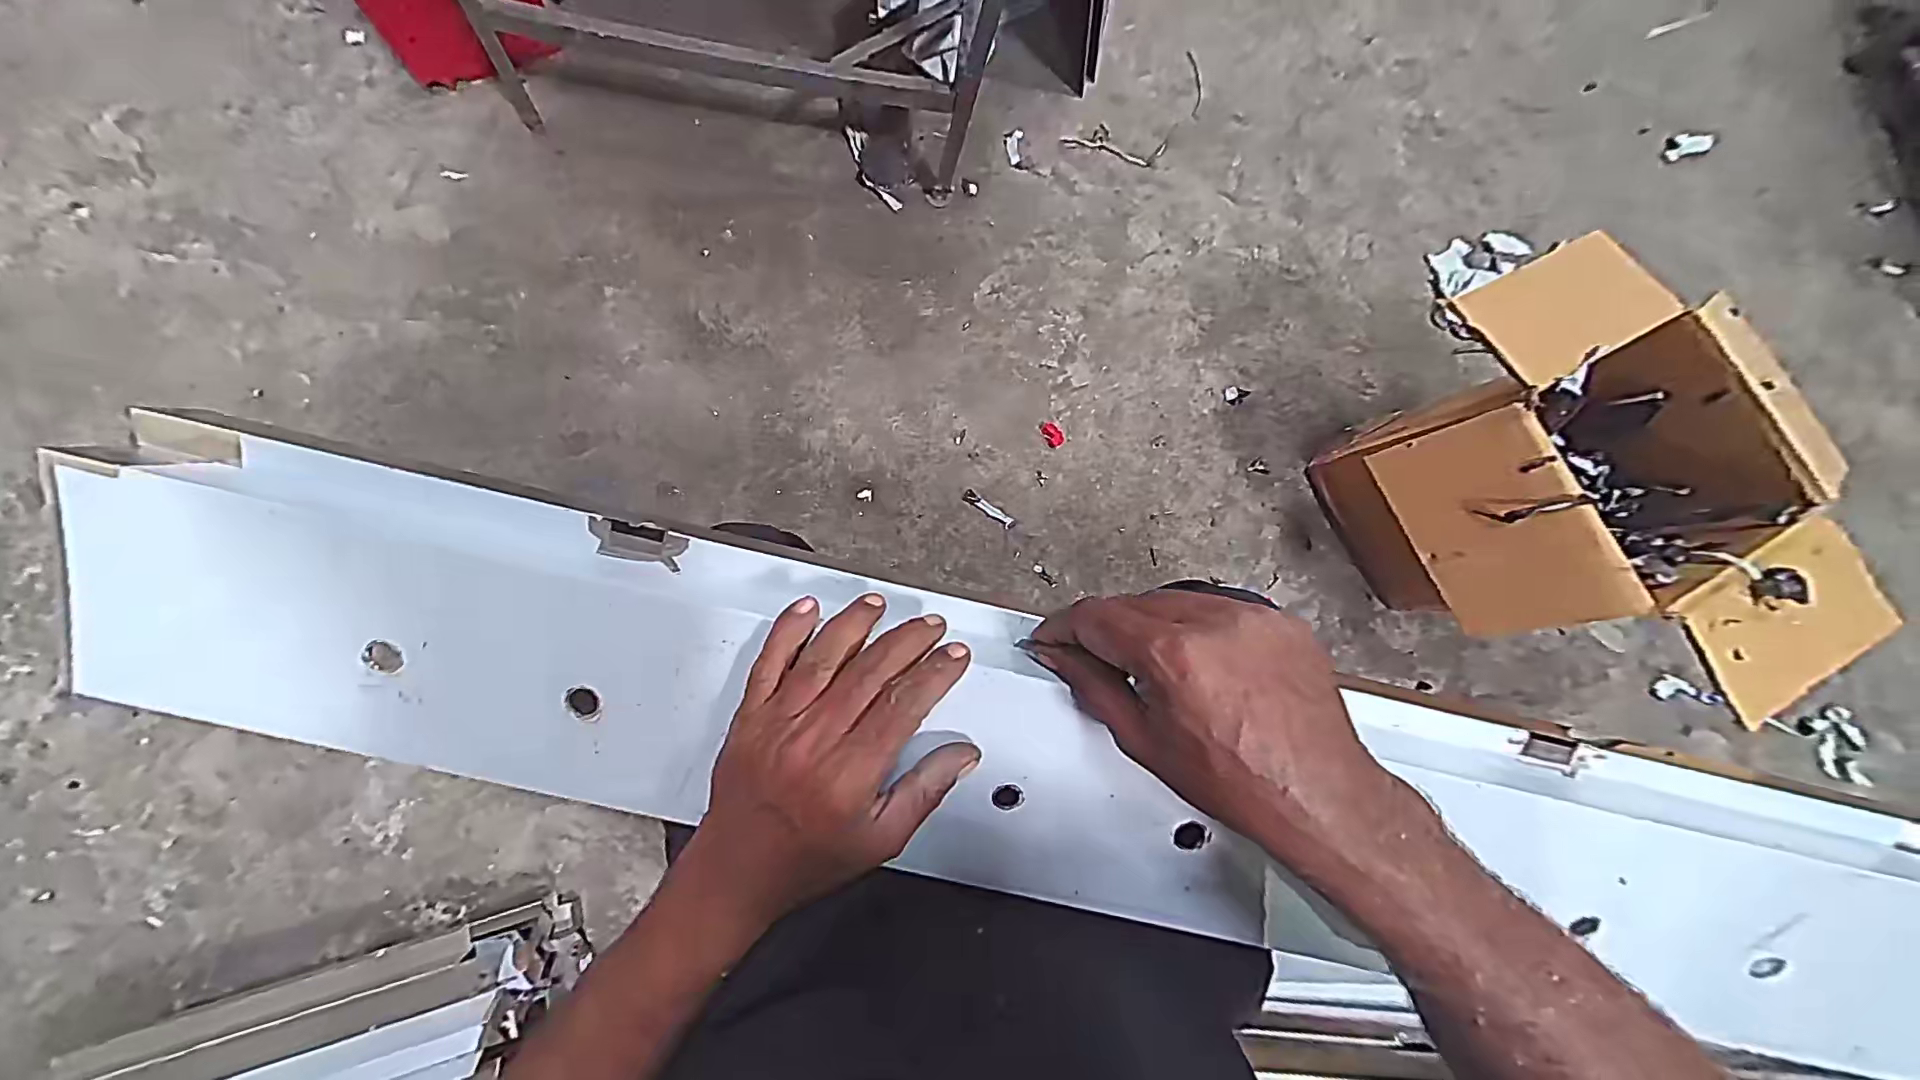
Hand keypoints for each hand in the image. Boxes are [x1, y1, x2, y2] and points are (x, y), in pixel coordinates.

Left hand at [677, 593, 979, 927]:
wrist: (737, 871)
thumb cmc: (806, 858)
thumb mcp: (881, 839)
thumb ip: (925, 791)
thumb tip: (961, 755)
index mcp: (849, 775)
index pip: (903, 705)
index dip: (935, 673)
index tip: (952, 655)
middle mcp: (813, 742)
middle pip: (869, 673)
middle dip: (907, 641)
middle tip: (929, 626)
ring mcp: (778, 724)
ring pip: (823, 658)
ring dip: (855, 624)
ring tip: (878, 605)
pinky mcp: (751, 716)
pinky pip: (770, 663)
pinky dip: (788, 632)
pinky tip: (806, 610)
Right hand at [1027, 590, 1413, 869]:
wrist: (1318, 795)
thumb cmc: (1243, 783)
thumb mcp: (1146, 740)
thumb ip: (1094, 686)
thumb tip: (1065, 657)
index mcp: (1174, 655)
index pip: (1095, 616)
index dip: (1063, 627)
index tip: (1054, 636)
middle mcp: (1215, 623)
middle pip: (1129, 602)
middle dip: (1103, 627)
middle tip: (1092, 655)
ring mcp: (1250, 617)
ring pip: (1169, 598)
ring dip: (1146, 623)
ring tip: (1149, 664)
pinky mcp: (1276, 620)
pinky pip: (1214, 605)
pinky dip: (1192, 624)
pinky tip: (1193, 657)